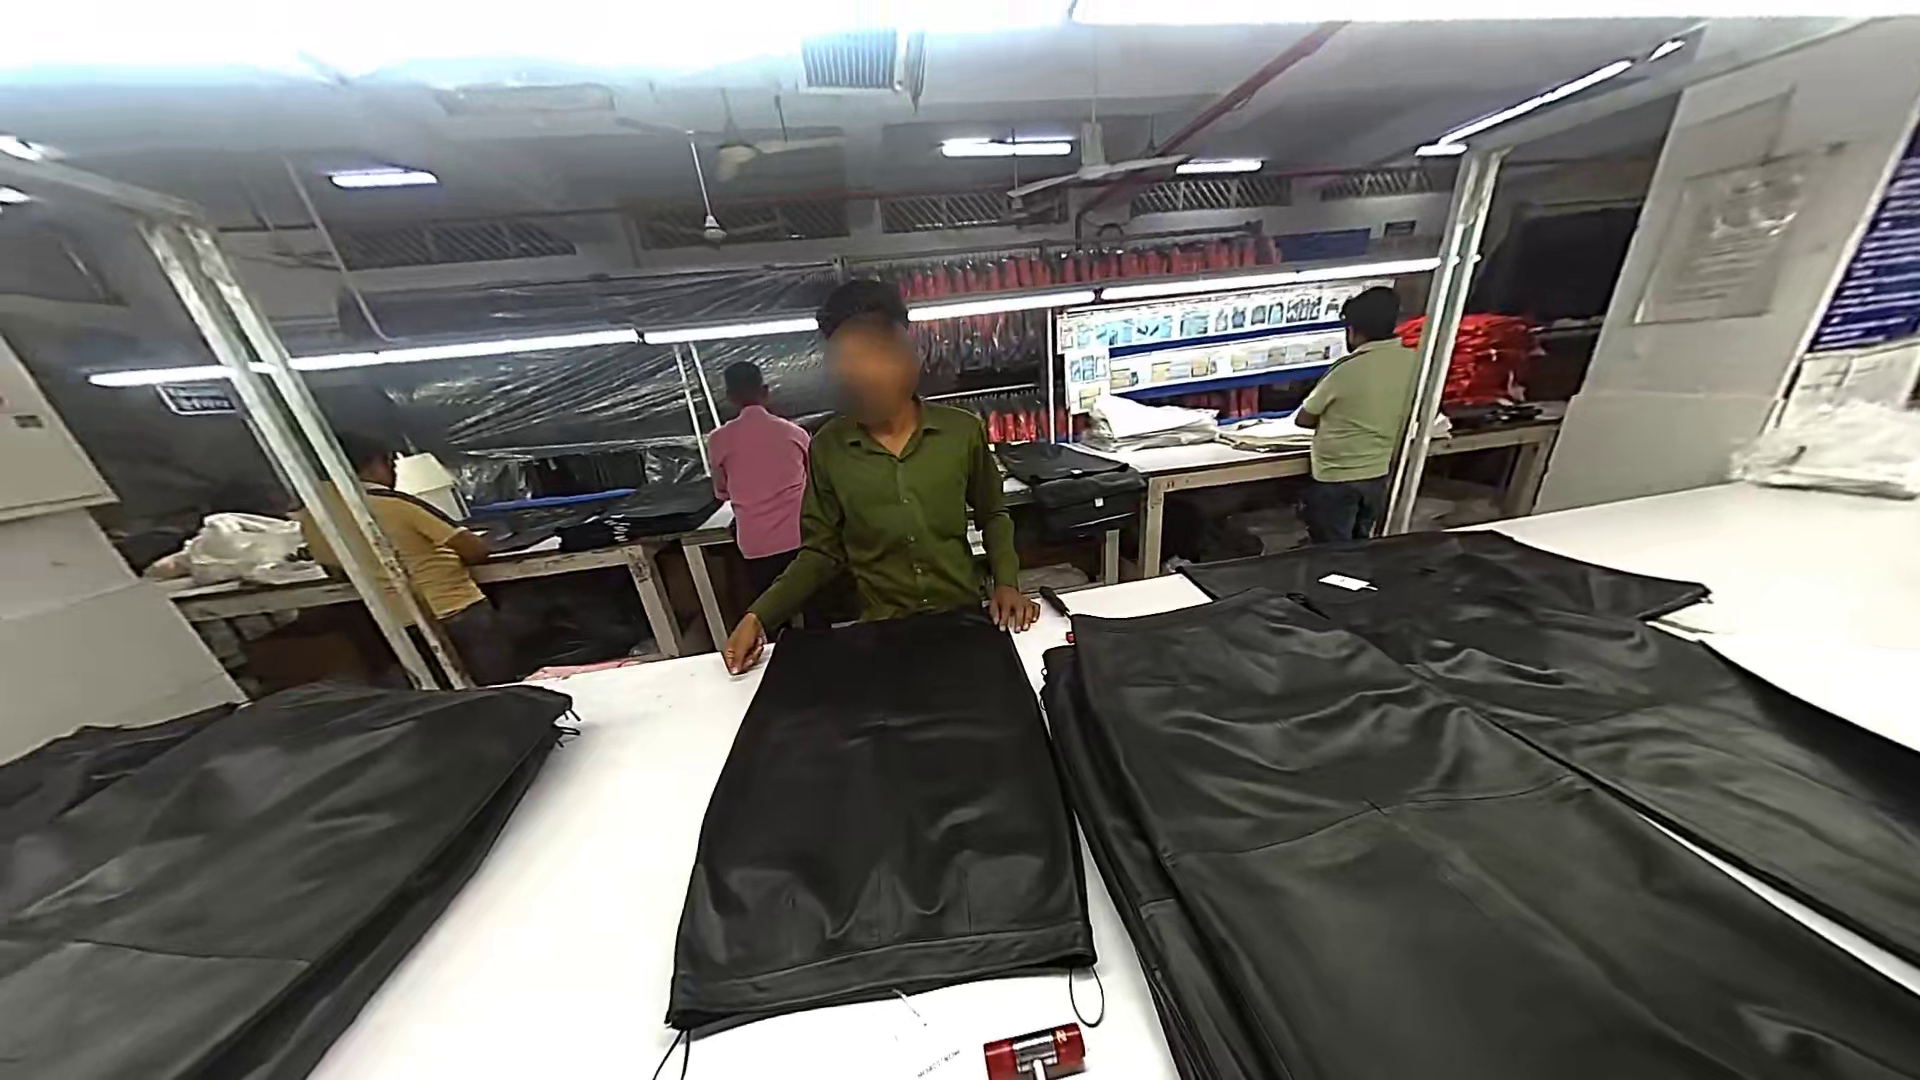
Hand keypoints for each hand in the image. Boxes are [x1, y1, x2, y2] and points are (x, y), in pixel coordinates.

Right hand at [723, 613, 766, 674]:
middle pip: (743, 666)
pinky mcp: (752, 650)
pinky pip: (756, 657)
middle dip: (750, 658)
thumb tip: (733, 671)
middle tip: (751, 650)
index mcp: (728, 652)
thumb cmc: (747, 629)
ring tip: (755, 645)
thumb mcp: (741, 647)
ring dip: (755, 653)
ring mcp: (744, 652)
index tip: (746, 660)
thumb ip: (737, 660)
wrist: (759, 621)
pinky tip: (758, 644)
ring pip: (751, 662)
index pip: (732, 668)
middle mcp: (735, 653)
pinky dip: (758, 651)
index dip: (741, 666)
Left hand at [989, 585, 1038, 631]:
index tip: (1002, 629)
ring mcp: (1024, 601)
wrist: (1006, 589)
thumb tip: (996, 622)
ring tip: (1025, 628)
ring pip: (1029, 609)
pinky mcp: (1030, 602)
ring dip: (1027, 619)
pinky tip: (1033, 620)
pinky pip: (1036, 607)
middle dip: (1018, 621)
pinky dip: (1036, 614)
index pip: (1005, 611)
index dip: (1004, 621)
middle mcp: (1017, 600)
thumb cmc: (1000, 597)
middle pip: (1019, 611)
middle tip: (1017, 630)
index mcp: (1006, 600)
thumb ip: (994, 613)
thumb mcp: (993, 603)